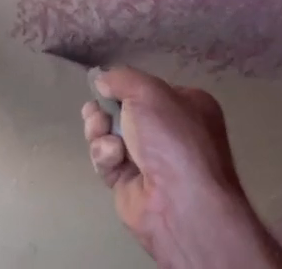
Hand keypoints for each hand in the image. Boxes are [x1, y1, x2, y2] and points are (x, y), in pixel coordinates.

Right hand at [82, 66, 281, 268]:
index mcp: (186, 107)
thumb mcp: (148, 91)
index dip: (125, 87)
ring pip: (109, 134)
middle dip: (104, 109)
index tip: (106, 86)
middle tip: (96, 111)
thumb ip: (121, 78)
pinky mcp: (129, 184)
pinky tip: (113, 157)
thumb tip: (102, 81)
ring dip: (99, 129)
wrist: (180, 203)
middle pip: (123, 111)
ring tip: (102, 131)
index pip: (148, 90)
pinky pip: (106, 160)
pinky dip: (105, 155)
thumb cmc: (172, 138)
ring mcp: (149, 160)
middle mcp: (169, 134)